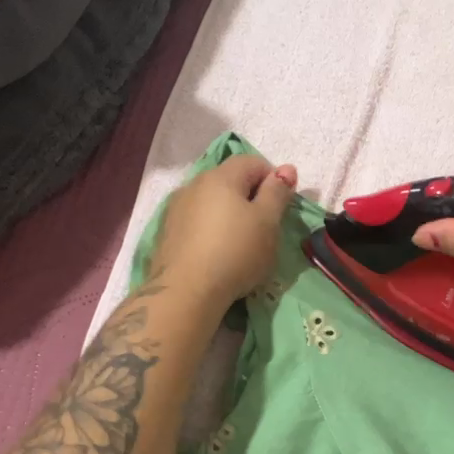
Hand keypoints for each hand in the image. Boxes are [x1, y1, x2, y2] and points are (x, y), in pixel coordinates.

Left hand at [149, 154, 296, 312]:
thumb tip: (286, 168)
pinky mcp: (167, 232)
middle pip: (230, 180)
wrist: (186, 291)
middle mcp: (194, 184)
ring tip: (239, 243)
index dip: (273, 179)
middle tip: (263, 228)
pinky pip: (197, 221)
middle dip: (250, 197)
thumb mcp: (267, 222)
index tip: (280, 207)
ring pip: (211, 201)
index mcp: (221, 176)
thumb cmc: (236, 252)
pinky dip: (211, 229)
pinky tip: (216, 253)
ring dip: (228, 214)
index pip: (253, 162)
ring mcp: (176, 208)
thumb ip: (277, 193)